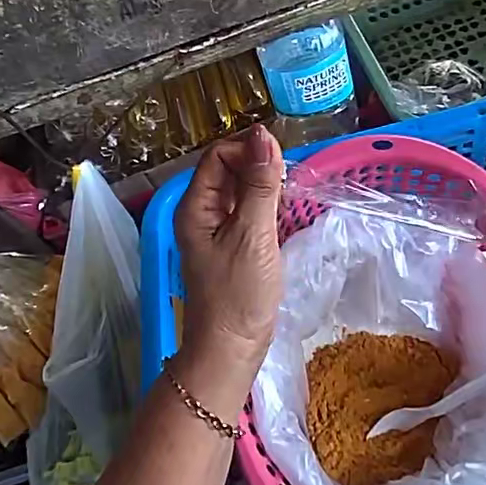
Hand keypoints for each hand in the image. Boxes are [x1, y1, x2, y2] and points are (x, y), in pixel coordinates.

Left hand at [176, 127, 284, 365]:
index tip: (280, 163)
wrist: (231, 349)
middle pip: (228, 169)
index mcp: (195, 206)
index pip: (217, 155)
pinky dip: (265, 205)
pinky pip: (247, 210)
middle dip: (257, 166)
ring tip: (290, 196)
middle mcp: (201, 212)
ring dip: (264, 185)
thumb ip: (259, 185)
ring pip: (240, 189)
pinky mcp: (232, 244)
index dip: (247, 150)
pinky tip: (284, 214)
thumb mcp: (252, 235)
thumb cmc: (238, 295)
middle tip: (289, 180)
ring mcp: (215, 229)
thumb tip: (264, 135)